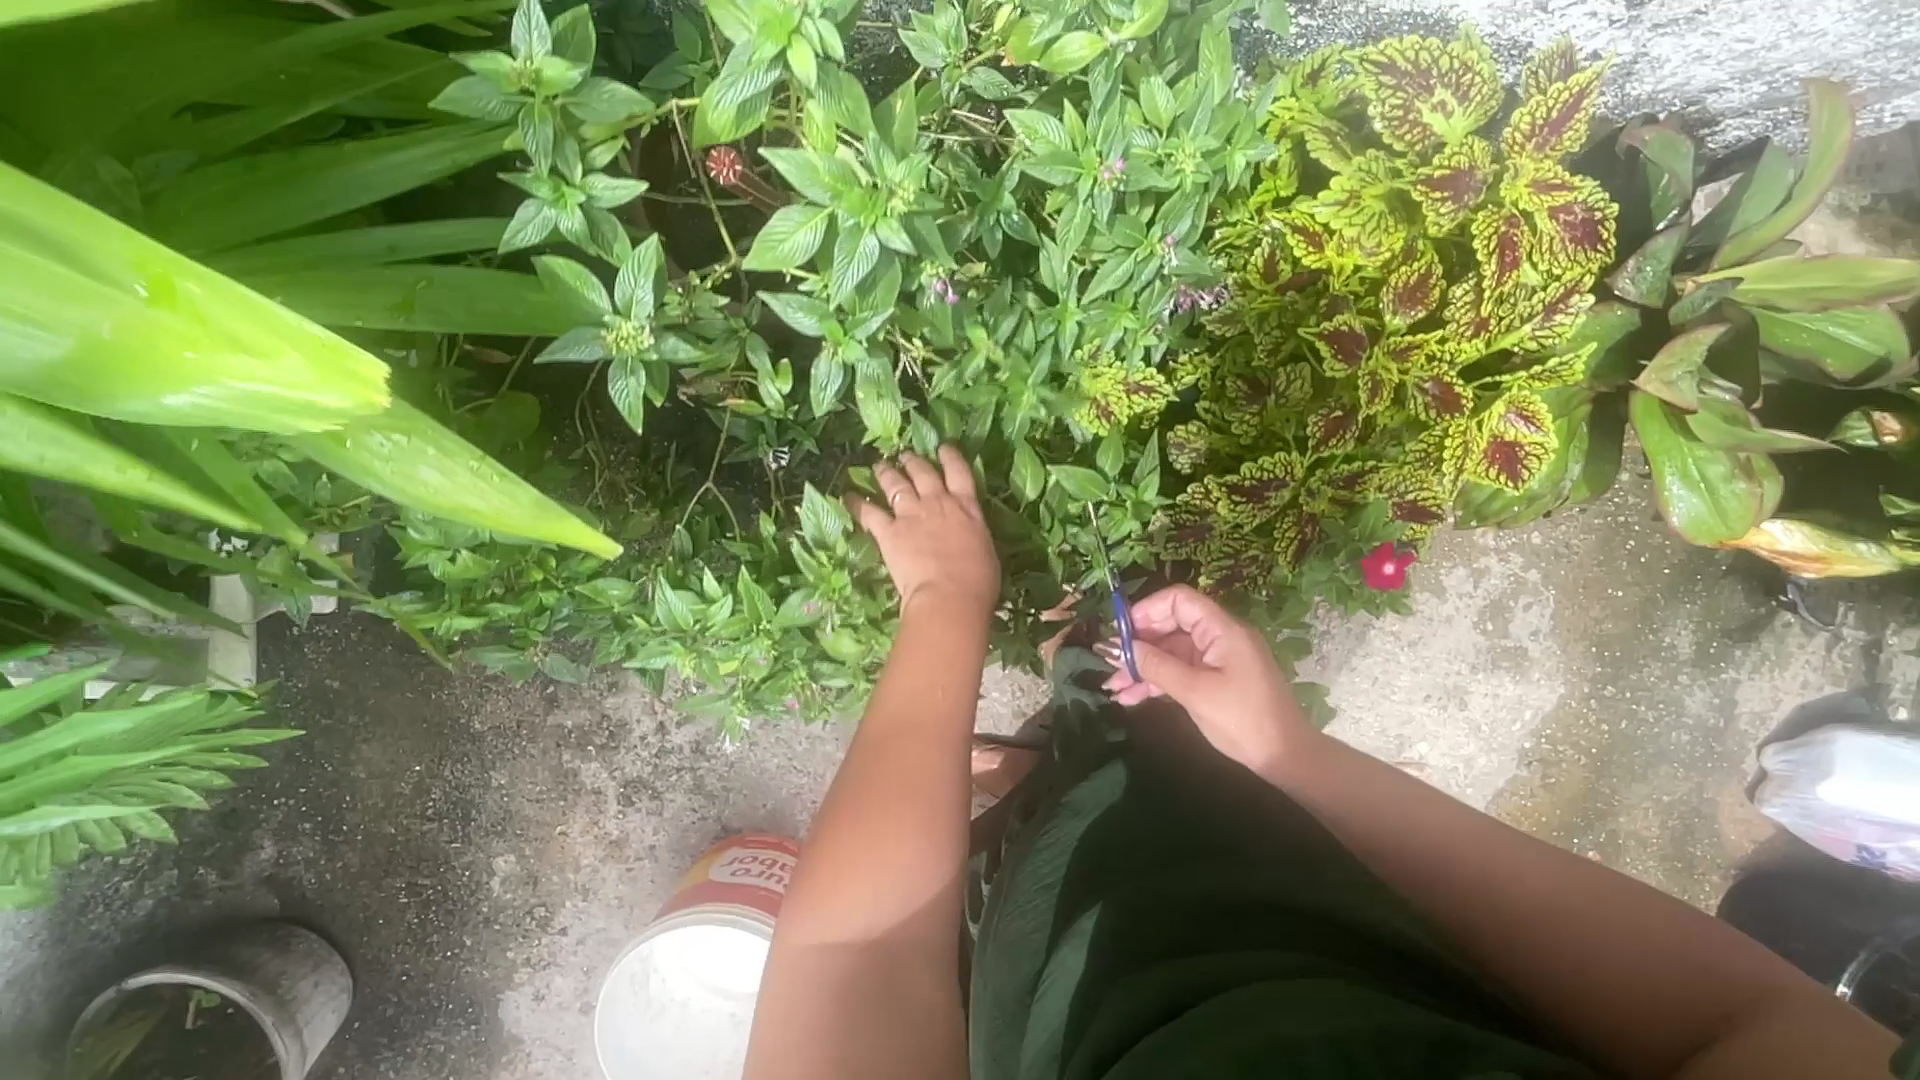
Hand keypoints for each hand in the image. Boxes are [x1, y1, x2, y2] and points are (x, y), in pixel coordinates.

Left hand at [849, 445, 999, 618]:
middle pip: (923, 472)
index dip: (950, 456)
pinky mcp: (889, 532)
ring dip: (887, 472)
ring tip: (880, 466)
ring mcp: (911, 515)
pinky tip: (848, 497)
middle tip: (905, 455)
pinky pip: (869, 512)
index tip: (943, 447)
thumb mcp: (986, 551)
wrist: (949, 596)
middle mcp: (937, 503)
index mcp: (966, 507)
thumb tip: (969, 536)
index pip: (959, 471)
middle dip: (913, 461)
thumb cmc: (977, 582)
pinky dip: (857, 503)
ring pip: (895, 484)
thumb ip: (974, 535)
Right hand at [1099, 585, 1313, 775]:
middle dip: (1138, 644)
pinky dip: (1156, 681)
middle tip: (1110, 663)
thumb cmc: (1242, 719)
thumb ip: (1156, 666)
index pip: (1179, 600)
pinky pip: (1178, 671)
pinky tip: (1130, 697)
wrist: (1284, 758)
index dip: (1147, 610)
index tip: (1121, 632)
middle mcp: (1219, 637)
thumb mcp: (1195, 692)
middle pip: (1171, 626)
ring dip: (1142, 667)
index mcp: (1223, 630)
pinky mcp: (1214, 679)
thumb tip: (1119, 646)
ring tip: (1113, 687)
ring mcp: (1216, 659)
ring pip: (1170, 652)